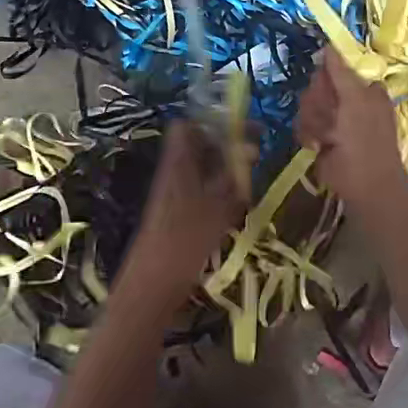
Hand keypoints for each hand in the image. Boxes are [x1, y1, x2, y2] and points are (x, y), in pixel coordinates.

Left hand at [117, 122, 243, 310]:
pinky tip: (238, 206)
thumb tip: (250, 148)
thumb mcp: (217, 206)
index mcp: (176, 164)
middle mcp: (172, 173)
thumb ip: (235, 176)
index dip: (211, 121)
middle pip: (197, 147)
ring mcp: (173, 195)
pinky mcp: (177, 216)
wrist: (152, 286)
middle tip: (255, 155)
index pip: (186, 125)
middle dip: (226, 147)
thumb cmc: (183, 242)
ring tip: (251, 180)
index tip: (240, 128)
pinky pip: (201, 191)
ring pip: (201, 170)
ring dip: (225, 171)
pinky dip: (220, 193)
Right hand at [295, 50, 407, 207]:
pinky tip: (318, 146)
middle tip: (331, 116)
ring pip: (306, 105)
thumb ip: (341, 72)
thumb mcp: (357, 99)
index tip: (328, 87)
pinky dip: (308, 135)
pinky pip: (301, 124)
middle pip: (316, 86)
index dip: (327, 78)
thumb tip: (328, 44)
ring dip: (314, 121)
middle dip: (319, 102)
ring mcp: (331, 119)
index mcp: (363, 88)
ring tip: (327, 136)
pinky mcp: (317, 137)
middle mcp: (346, 100)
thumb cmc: (366, 138)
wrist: (363, 182)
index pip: (334, 69)